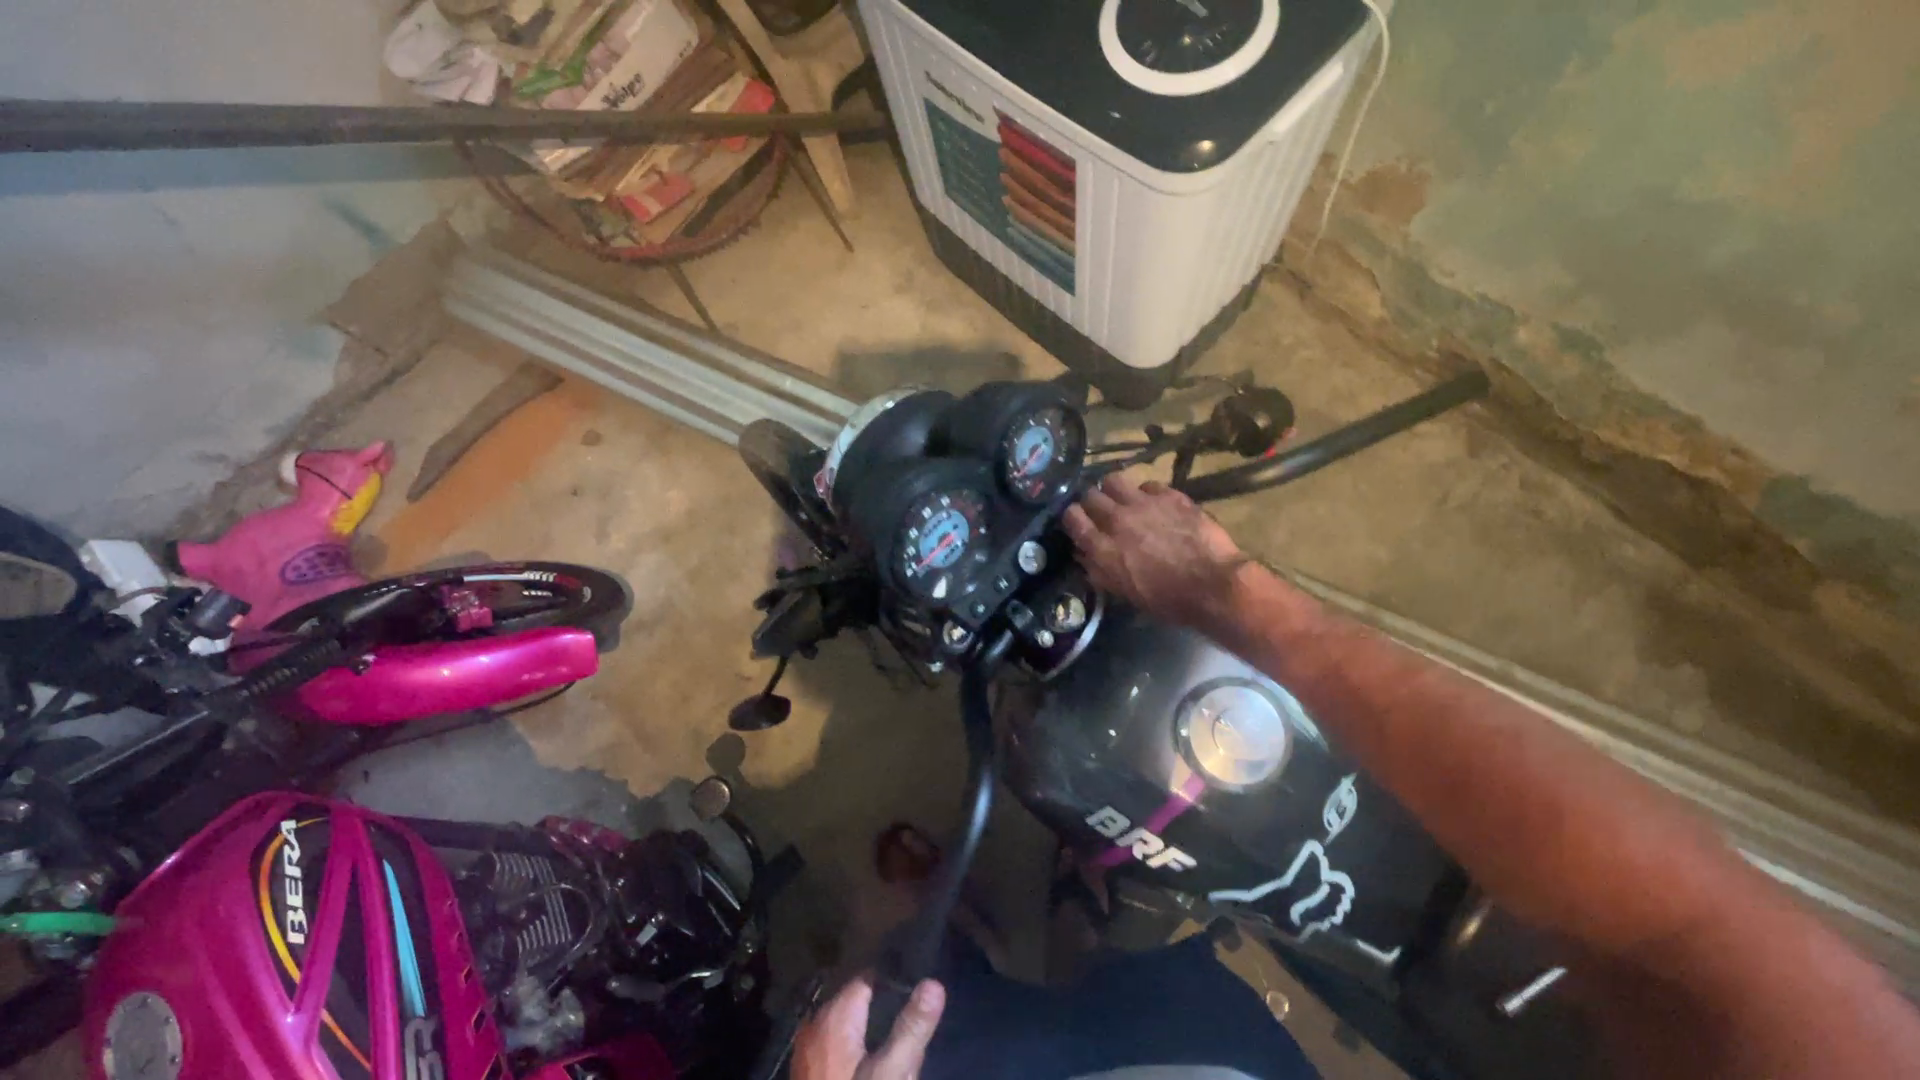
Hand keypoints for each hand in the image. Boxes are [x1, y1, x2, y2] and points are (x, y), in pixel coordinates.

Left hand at [792, 978, 945, 1079]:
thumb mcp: (891, 1072)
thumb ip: (912, 1027)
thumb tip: (934, 983)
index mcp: (835, 1015)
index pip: (870, 978)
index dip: (896, 985)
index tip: (919, 997)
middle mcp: (816, 1022)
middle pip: (860, 1002)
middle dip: (887, 1015)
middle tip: (913, 1038)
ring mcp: (808, 1047)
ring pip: (850, 1026)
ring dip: (873, 1037)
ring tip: (897, 1057)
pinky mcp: (808, 1069)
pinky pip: (838, 1047)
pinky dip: (856, 1053)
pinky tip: (873, 1070)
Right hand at [1062, 472, 1249, 629]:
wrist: (1212, 584)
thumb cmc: (1167, 599)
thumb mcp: (1125, 592)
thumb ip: (1099, 570)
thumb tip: (1084, 555)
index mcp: (1102, 548)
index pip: (1072, 518)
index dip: (1073, 518)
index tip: (1078, 523)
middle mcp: (1117, 519)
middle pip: (1090, 496)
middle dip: (1092, 503)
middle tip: (1101, 513)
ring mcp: (1143, 503)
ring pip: (1113, 481)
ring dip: (1114, 491)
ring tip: (1124, 501)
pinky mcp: (1169, 495)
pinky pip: (1147, 484)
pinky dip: (1147, 494)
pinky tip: (1156, 505)